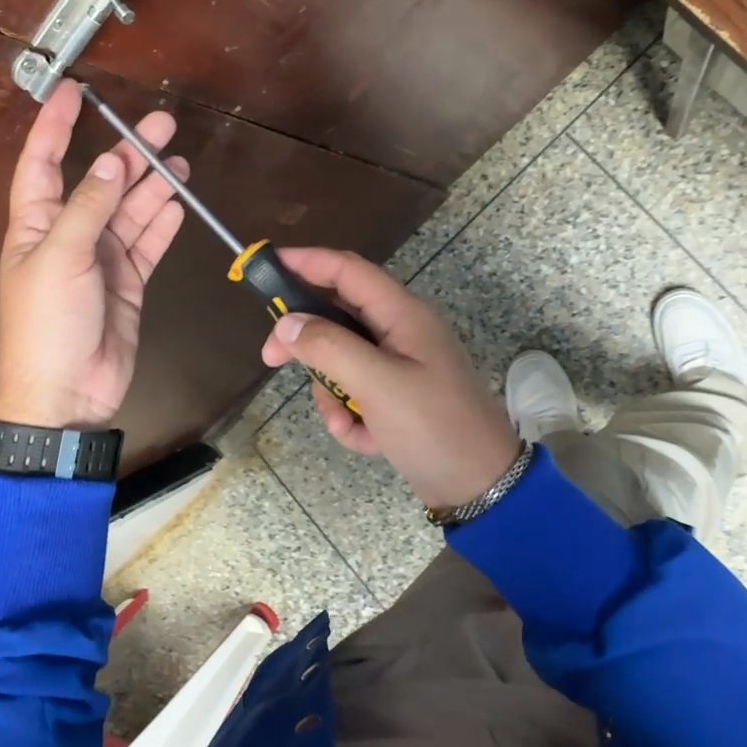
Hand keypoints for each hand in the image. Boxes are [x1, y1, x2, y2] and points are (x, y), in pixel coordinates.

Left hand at [0, 82, 186, 428]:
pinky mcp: (127, 282)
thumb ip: (89, 209)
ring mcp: (101, 259)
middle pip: (100, 183)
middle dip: (128, 153)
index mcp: (37, 225)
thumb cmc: (47, 323)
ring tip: (179, 160)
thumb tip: (111, 164)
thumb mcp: (61, 258)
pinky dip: (162, 225)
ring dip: (153, 186)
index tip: (74, 93)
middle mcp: (69, 235)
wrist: (66, 392)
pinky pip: (147, 244)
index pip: (43, 164)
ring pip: (131, 211)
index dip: (56, 127)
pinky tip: (177, 204)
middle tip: (162, 126)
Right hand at [259, 248, 520, 510]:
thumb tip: (286, 323)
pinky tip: (368, 440)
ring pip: (340, 362)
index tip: (265, 265)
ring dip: (333, 395)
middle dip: (307, 342)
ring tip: (347, 423)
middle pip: (337, 317)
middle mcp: (400, 332)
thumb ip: (329, 348)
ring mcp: (400, 365)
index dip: (306, 261)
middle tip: (271, 358)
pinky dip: (352, 418)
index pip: (347, 271)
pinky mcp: (397, 397)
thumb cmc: (434, 426)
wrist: (481, 485)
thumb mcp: (378, 384)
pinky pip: (355, 394)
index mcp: (402, 315)